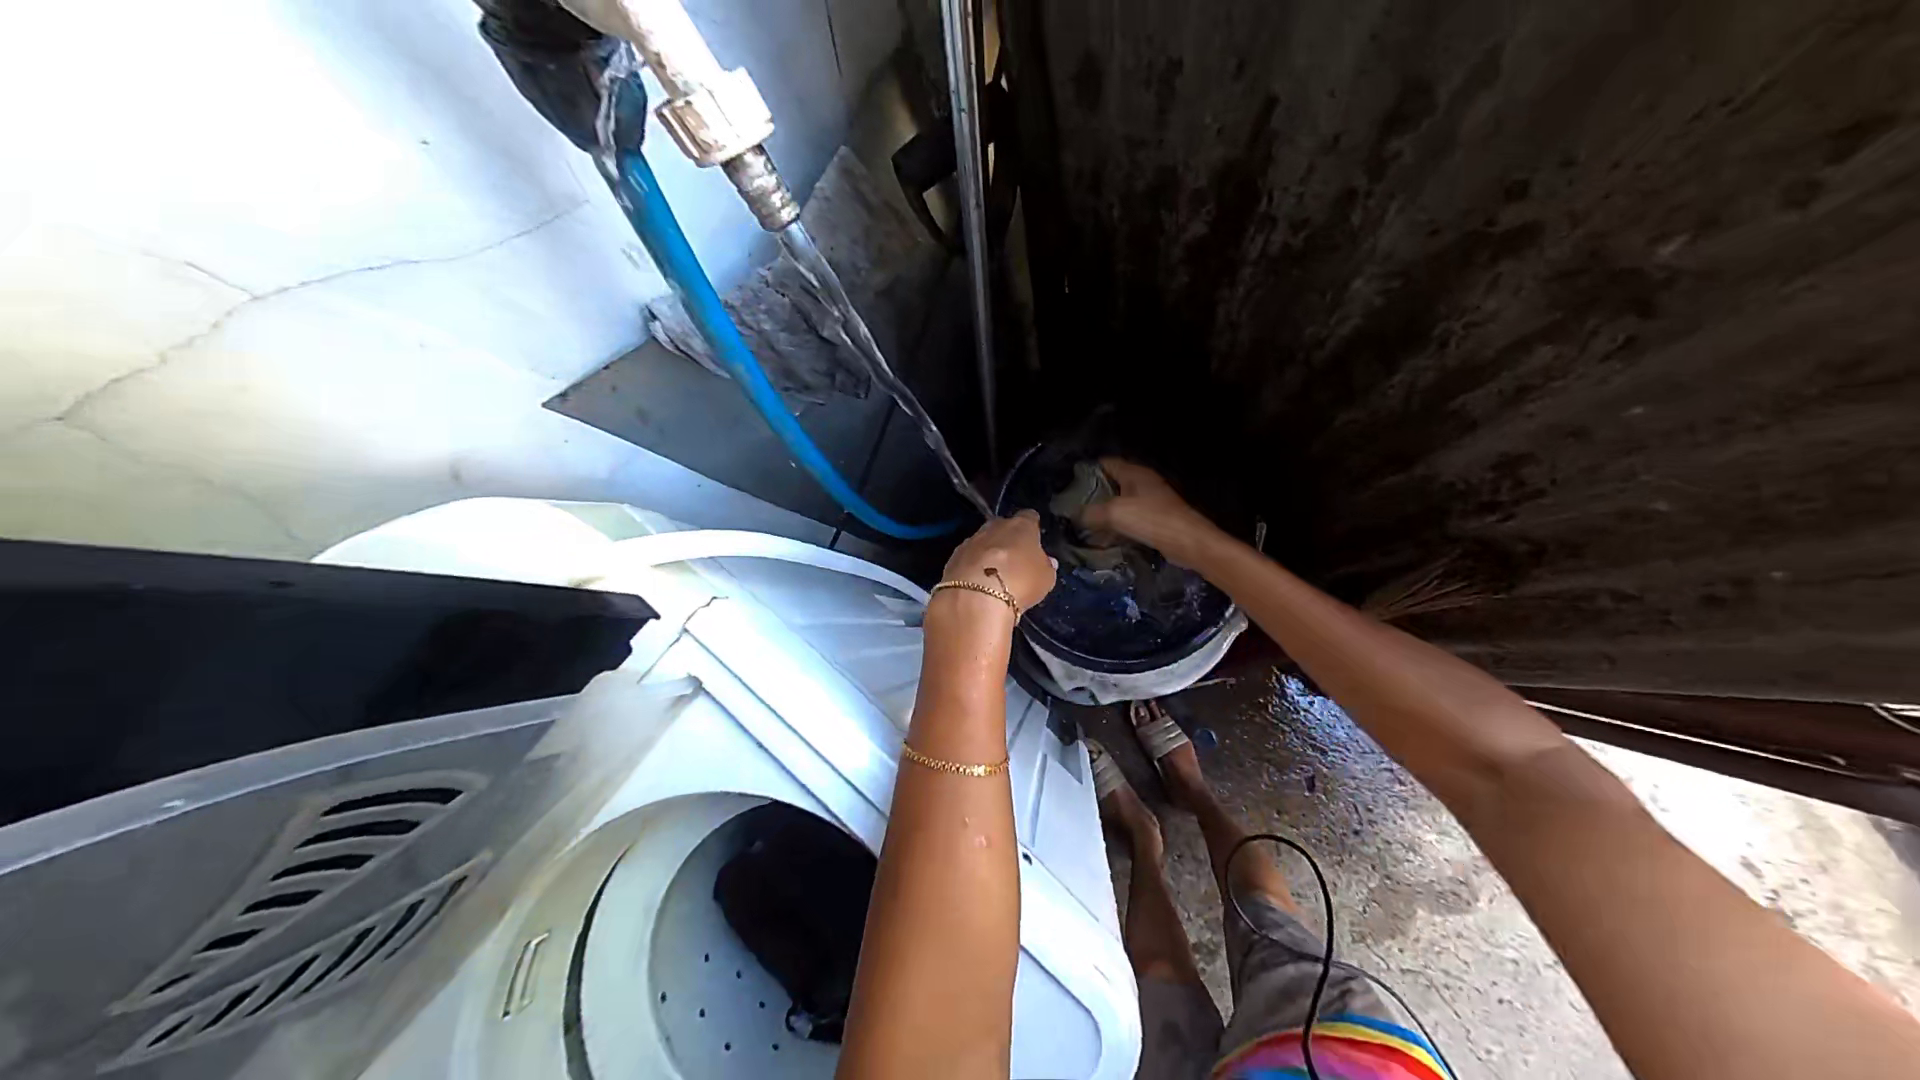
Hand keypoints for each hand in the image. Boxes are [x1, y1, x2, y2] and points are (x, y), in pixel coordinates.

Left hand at [941, 510, 1055, 613]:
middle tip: (1014, 558)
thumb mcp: (1045, 579)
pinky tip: (976, 583)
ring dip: (988, 553)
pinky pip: (967, 558)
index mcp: (1021, 526)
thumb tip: (1046, 560)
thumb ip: (1046, 566)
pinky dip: (972, 566)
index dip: (1032, 526)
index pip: (1029, 517)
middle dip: (1007, 538)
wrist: (975, 599)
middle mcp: (994, 527)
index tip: (1034, 536)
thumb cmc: (1020, 583)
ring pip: (982, 541)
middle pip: (1002, 526)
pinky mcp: (953, 557)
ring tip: (993, 574)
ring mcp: (970, 541)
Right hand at [1079, 458, 1223, 565]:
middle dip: (1094, 494)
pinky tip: (1106, 538)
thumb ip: (1091, 512)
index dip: (1088, 470)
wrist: (1188, 542)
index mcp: (1134, 473)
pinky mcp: (1155, 519)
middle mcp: (1143, 483)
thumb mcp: (1114, 513)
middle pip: (1113, 483)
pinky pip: (1130, 518)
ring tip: (1085, 524)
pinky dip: (1117, 526)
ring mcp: (1151, 501)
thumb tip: (1075, 515)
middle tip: (1075, 507)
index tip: (1071, 484)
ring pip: (1121, 502)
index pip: (1106, 463)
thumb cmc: (1151, 520)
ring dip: (1105, 513)